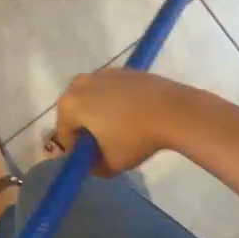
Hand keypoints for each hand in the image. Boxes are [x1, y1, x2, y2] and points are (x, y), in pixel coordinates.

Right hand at [53, 69, 193, 174]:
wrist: (174, 111)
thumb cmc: (135, 138)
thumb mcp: (111, 165)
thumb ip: (93, 167)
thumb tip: (92, 163)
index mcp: (69, 104)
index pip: (64, 134)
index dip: (76, 151)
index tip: (92, 159)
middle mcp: (79, 83)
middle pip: (76, 112)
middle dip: (86, 128)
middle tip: (104, 144)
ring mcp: (103, 73)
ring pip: (93, 99)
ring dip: (100, 114)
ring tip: (120, 129)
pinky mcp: (124, 70)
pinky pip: (111, 90)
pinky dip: (116, 102)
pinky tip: (133, 115)